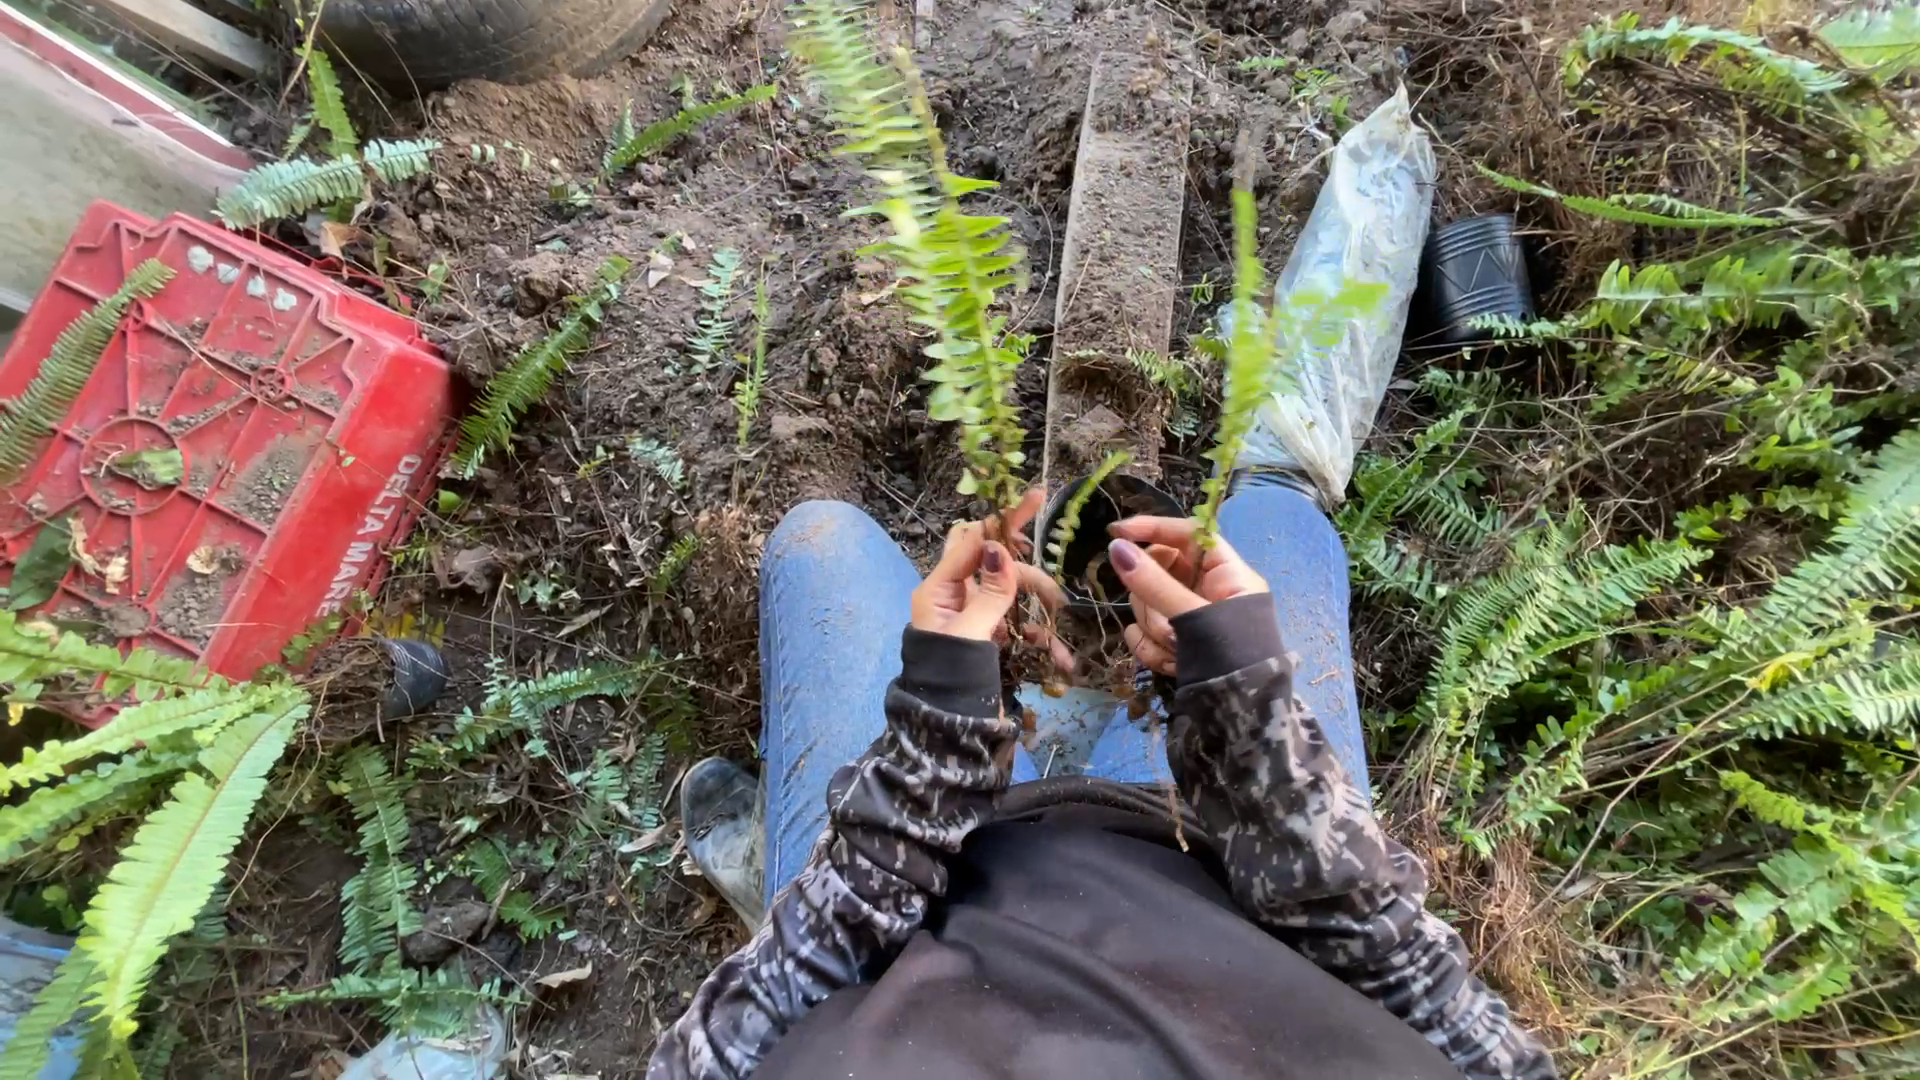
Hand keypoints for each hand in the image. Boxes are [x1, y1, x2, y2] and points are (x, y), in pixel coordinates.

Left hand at [911, 489, 1073, 669]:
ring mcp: (972, 615)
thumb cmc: (949, 682)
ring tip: (1058, 632)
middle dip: (1027, 573)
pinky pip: (1015, 622)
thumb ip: (989, 592)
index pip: (972, 540)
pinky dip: (1035, 633)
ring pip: (1010, 593)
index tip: (1035, 497)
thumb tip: (999, 548)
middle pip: (994, 563)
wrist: (946, 733)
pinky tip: (1056, 655)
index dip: (1003, 519)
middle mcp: (954, 596)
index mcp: (938, 589)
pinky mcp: (987, 635)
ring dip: (1037, 608)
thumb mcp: (969, 634)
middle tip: (1056, 592)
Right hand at [1106, 516, 1268, 675]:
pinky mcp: (1174, 644)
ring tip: (1176, 651)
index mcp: (1226, 575)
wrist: (1244, 723)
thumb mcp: (1196, 618)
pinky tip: (1169, 665)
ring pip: (1147, 604)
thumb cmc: (1234, 661)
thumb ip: (1154, 583)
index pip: (1186, 534)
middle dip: (1153, 599)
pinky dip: (1150, 649)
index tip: (1116, 534)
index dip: (1152, 529)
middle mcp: (1206, 592)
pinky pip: (1144, 632)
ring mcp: (1188, 619)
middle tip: (1166, 624)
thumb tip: (1116, 547)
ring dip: (1153, 629)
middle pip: (1158, 570)